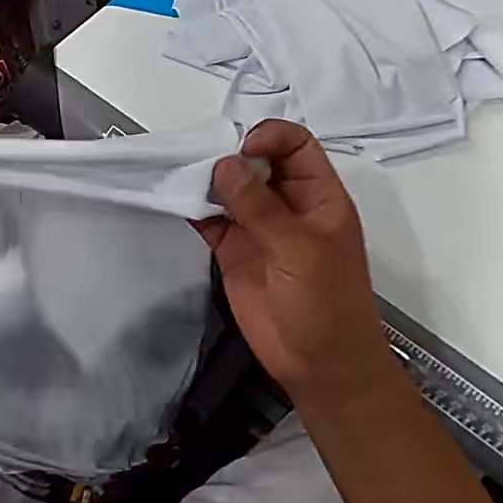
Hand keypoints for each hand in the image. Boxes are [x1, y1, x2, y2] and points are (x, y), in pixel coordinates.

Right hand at [199, 120, 393, 403]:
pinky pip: (209, 219)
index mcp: (318, 195)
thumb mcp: (300, 252)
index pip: (295, 145)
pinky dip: (192, 208)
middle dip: (229, 155)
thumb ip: (262, 209)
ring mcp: (257, 226)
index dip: (269, 137)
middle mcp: (286, 204)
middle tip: (200, 161)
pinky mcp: (232, 249)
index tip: (239, 148)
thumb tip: (224, 165)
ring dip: (206, 180)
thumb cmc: (328, 306)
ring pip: (228, 188)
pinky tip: (174, 200)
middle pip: (256, 161)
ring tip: (180, 176)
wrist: (319, 366)